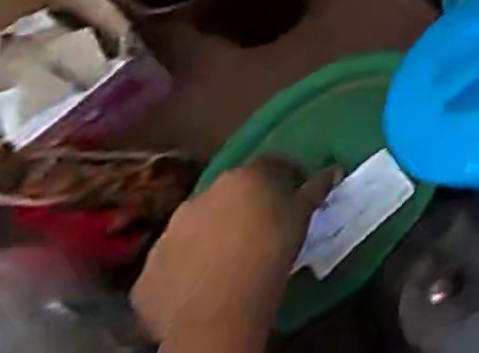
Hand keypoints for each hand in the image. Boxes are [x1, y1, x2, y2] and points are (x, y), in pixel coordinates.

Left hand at [133, 158, 335, 352]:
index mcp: (242, 176)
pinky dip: (187, 267)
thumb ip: (315, 188)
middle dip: (244, 205)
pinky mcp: (146, 273)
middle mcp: (201, 196)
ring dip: (212, 234)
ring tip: (231, 257)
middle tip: (262, 227)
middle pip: (229, 194)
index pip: (270, 164)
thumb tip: (332, 170)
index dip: (285, 177)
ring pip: (196, 227)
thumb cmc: (270, 252)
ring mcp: (167, 235)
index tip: (294, 194)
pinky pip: (173, 262)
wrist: (218, 313)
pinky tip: (204, 283)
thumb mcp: (302, 216)